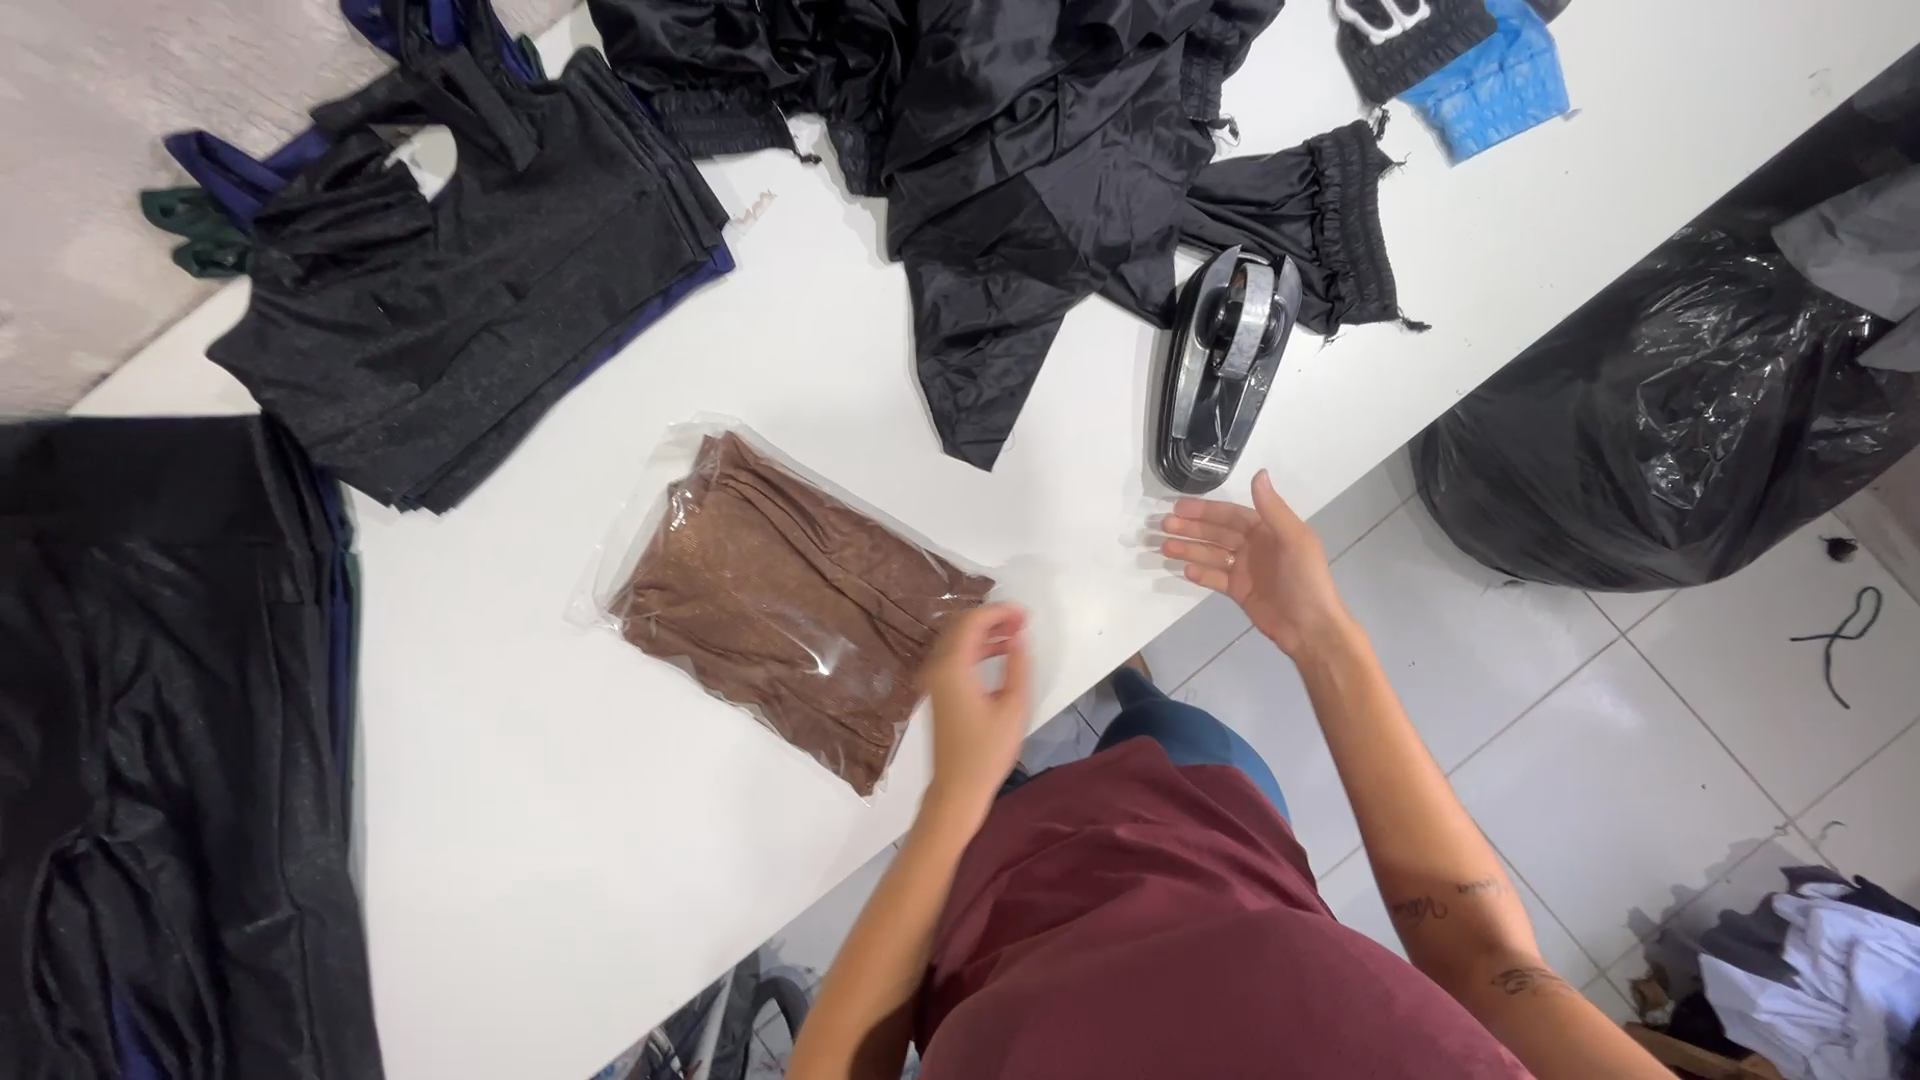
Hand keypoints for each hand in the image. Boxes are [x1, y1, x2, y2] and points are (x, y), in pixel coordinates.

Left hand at [917, 603, 1032, 813]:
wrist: (957, 788)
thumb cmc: (987, 752)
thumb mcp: (1014, 707)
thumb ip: (1017, 665)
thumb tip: (1018, 636)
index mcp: (952, 667)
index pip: (972, 622)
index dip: (999, 612)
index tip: (1025, 614)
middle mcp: (936, 667)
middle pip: (961, 625)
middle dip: (992, 617)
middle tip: (1022, 621)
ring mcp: (933, 678)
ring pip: (957, 639)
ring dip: (985, 632)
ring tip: (1016, 634)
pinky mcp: (937, 690)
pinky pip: (955, 655)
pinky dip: (976, 648)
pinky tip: (1000, 653)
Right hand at [1160, 470, 1355, 659]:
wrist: (1311, 628)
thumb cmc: (1306, 580)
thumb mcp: (1295, 540)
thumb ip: (1273, 508)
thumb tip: (1259, 473)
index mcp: (1269, 531)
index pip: (1231, 515)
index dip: (1205, 510)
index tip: (1178, 507)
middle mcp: (1255, 547)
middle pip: (1216, 533)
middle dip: (1190, 529)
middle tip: (1164, 526)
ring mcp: (1245, 570)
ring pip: (1211, 555)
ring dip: (1189, 550)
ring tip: (1165, 547)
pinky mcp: (1239, 591)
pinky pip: (1214, 578)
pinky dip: (1200, 574)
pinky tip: (1185, 570)